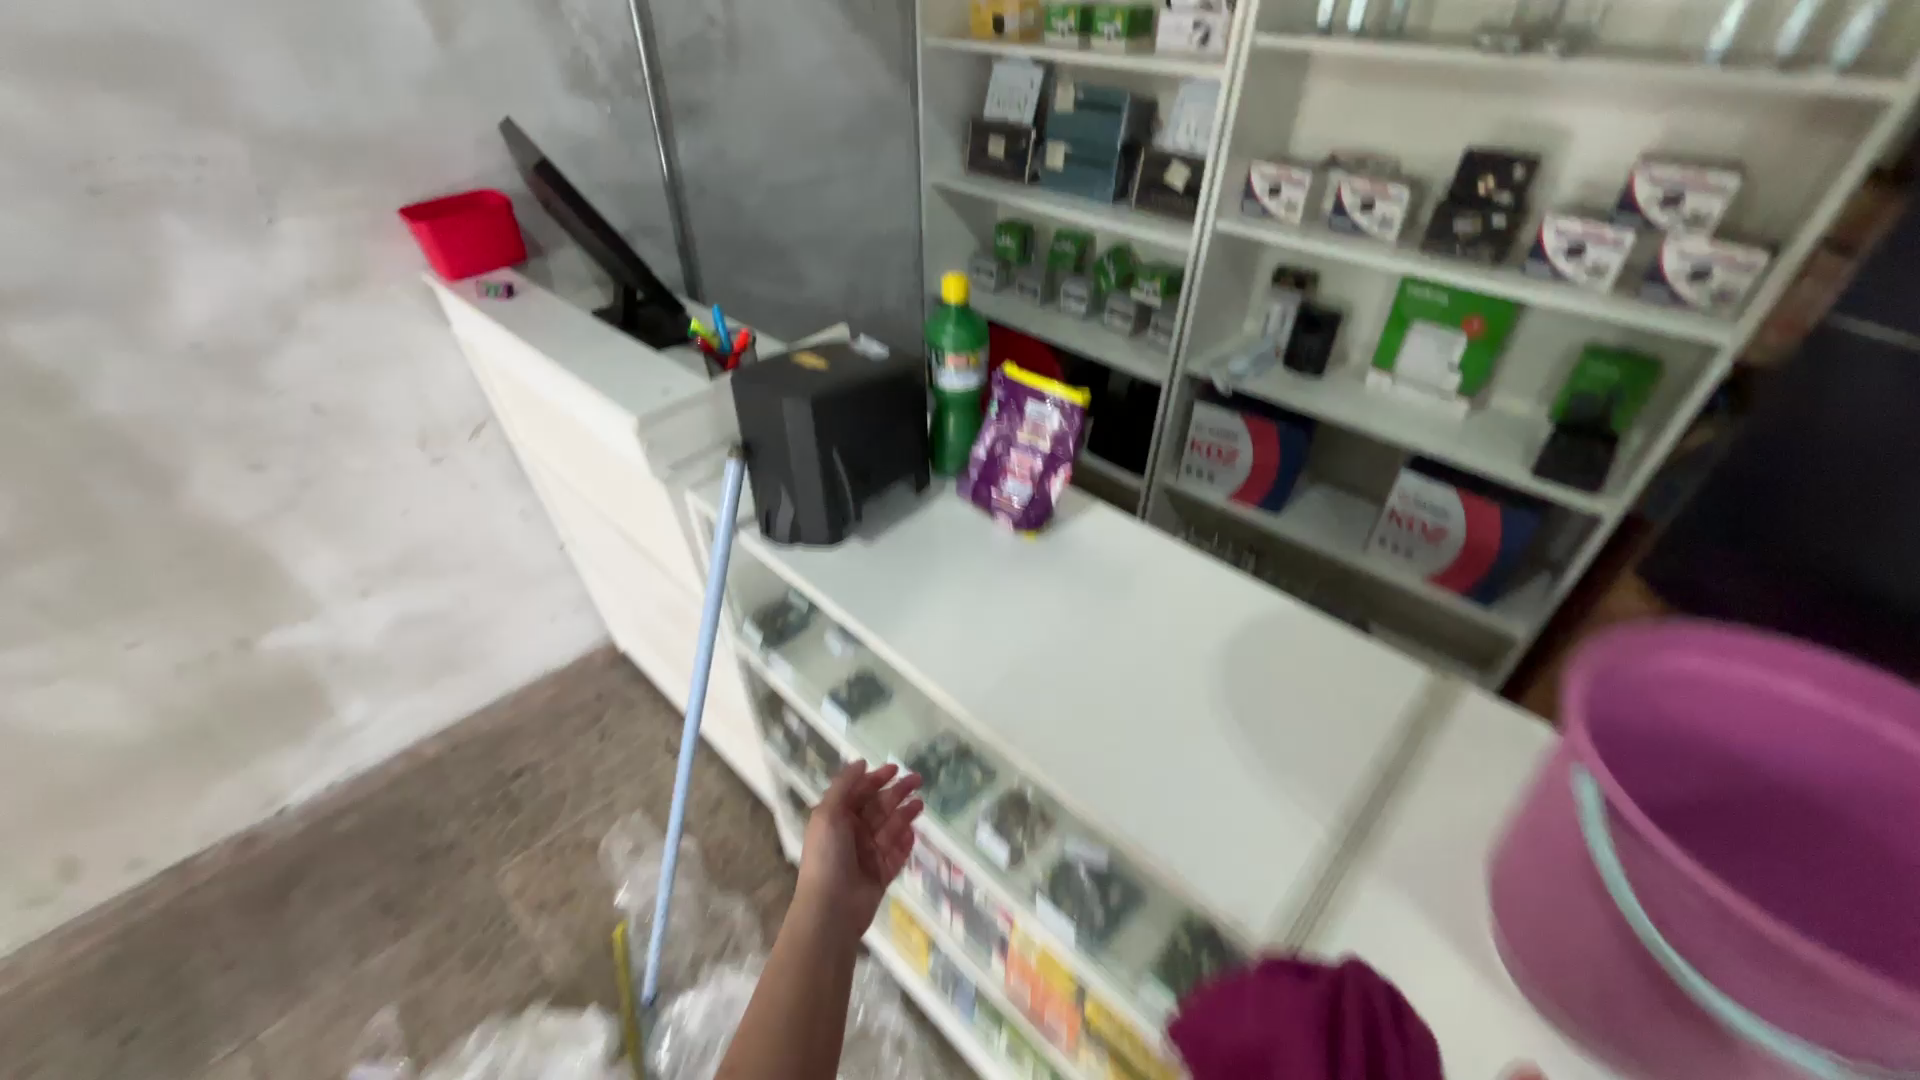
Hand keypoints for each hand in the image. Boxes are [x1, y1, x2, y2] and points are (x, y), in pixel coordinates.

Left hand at [799, 761, 923, 933]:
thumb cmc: (827, 856)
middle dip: (897, 793)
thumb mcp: (827, 813)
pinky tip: (913, 833)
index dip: (876, 779)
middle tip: (918, 780)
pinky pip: (896, 854)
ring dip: (905, 814)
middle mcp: (852, 834)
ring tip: (920, 804)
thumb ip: (844, 786)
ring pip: (890, 828)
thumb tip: (861, 763)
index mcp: (837, 818)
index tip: (895, 769)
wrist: (831, 908)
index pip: (859, 793)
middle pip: (878, 807)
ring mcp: (868, 855)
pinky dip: (904, 843)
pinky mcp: (881, 874)